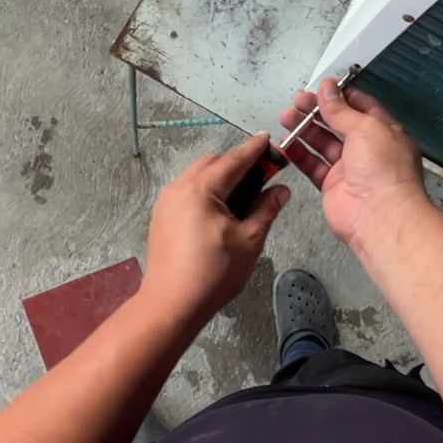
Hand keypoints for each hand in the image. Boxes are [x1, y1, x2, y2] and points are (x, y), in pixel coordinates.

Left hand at [141, 133, 291, 322]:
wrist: (171, 303)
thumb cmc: (214, 272)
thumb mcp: (249, 240)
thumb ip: (266, 209)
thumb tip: (281, 189)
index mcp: (202, 188)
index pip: (234, 159)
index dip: (255, 149)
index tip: (270, 139)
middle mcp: (180, 186)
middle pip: (213, 163)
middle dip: (238, 163)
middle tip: (262, 176)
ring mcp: (166, 201)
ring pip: (198, 176)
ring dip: (220, 177)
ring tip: (242, 195)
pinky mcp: (161, 216)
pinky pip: (187, 191)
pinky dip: (206, 191)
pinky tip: (219, 210)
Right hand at [278, 78, 426, 251]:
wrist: (379, 216)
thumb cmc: (383, 169)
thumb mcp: (365, 128)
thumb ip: (341, 109)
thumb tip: (327, 88)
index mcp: (384, 132)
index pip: (362, 107)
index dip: (341, 96)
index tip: (322, 87)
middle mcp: (368, 149)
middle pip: (338, 124)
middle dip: (318, 111)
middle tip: (298, 100)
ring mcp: (349, 168)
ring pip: (322, 143)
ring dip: (304, 129)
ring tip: (286, 117)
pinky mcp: (332, 185)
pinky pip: (312, 165)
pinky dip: (298, 154)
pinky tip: (285, 142)